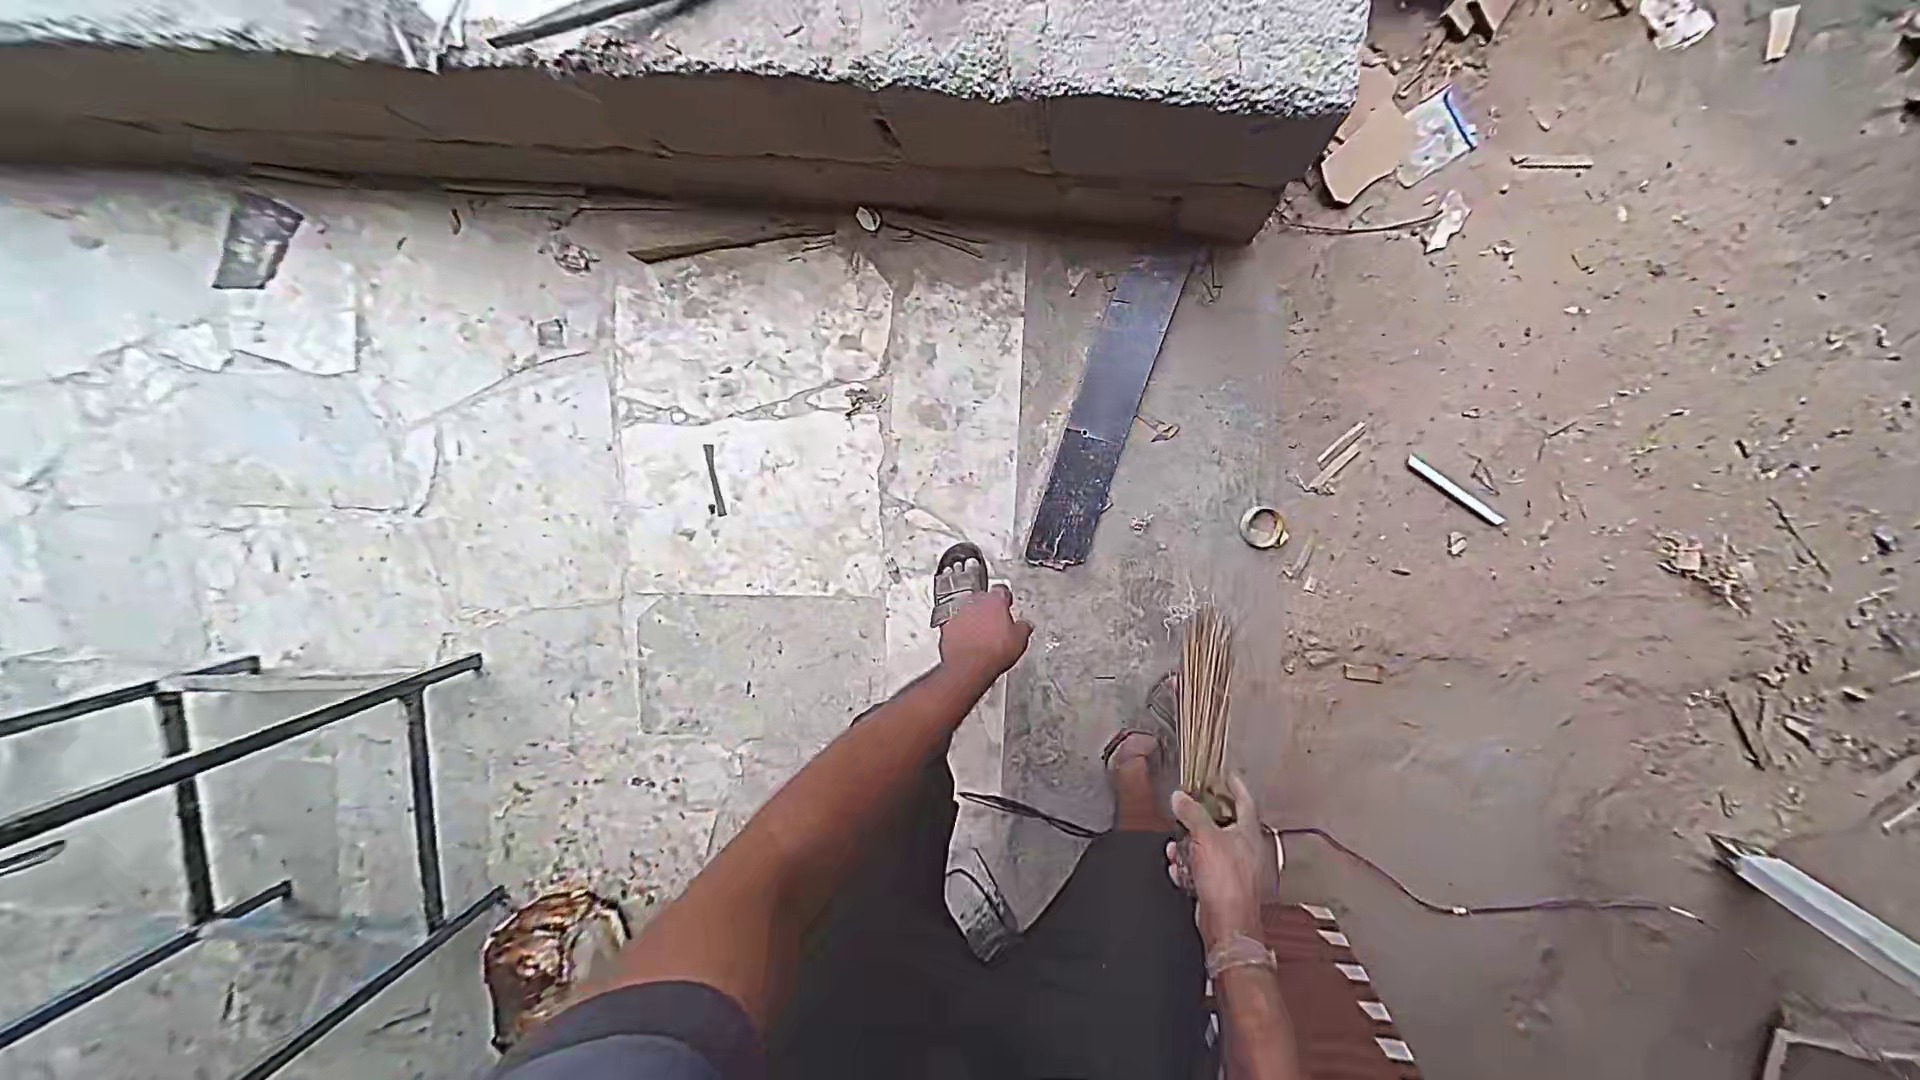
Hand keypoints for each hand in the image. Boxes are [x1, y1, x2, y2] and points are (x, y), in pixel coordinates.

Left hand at [938, 584, 1031, 682]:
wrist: (969, 667)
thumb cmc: (993, 653)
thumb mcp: (1020, 640)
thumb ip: (1023, 627)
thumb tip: (1024, 626)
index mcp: (995, 600)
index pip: (1002, 591)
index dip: (1006, 599)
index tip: (1007, 605)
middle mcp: (974, 602)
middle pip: (983, 599)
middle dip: (988, 609)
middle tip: (995, 624)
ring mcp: (958, 613)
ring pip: (967, 610)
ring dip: (973, 619)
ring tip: (980, 635)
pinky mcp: (946, 626)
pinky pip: (955, 624)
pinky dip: (960, 630)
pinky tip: (967, 641)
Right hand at [1168, 774, 1281, 947]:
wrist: (1226, 925)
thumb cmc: (1227, 883)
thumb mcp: (1205, 837)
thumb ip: (1191, 813)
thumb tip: (1180, 797)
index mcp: (1248, 834)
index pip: (1244, 801)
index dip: (1235, 786)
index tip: (1227, 776)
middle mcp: (1244, 850)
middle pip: (1221, 824)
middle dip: (1198, 820)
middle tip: (1186, 812)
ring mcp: (1234, 869)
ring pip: (1207, 847)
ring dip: (1188, 846)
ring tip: (1177, 849)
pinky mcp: (1221, 886)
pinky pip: (1201, 869)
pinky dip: (1189, 867)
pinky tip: (1180, 870)